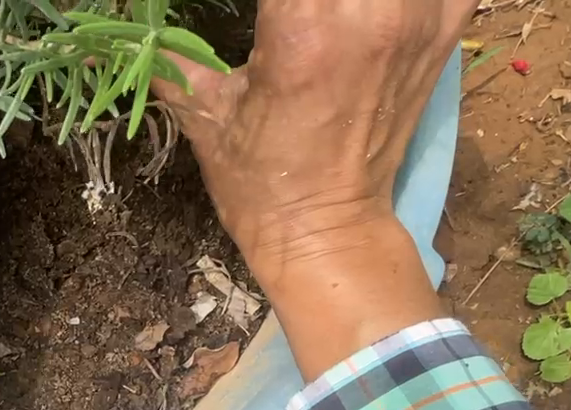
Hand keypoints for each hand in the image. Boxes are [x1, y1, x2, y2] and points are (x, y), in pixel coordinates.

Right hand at [154, 0, 476, 376]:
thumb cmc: (256, 184)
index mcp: (303, 30)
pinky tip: (364, 13)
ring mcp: (418, 11)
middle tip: (287, 14)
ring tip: (319, 16)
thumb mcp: (205, 120)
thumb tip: (122, 40)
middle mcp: (370, 11)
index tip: (265, 14)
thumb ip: (169, 62)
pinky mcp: (448, 19)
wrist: (324, 228)